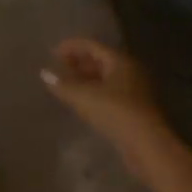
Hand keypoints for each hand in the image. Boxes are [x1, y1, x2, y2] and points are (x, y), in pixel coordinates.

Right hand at [42, 38, 166, 147]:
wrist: (147, 145)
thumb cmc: (115, 112)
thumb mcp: (83, 96)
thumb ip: (62, 84)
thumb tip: (44, 73)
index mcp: (120, 61)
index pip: (92, 45)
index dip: (70, 47)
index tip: (51, 53)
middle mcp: (131, 71)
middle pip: (100, 60)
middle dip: (78, 64)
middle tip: (58, 69)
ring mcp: (136, 91)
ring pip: (106, 78)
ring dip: (86, 80)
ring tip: (66, 87)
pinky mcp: (136, 109)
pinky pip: (111, 93)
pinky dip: (95, 93)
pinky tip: (82, 103)